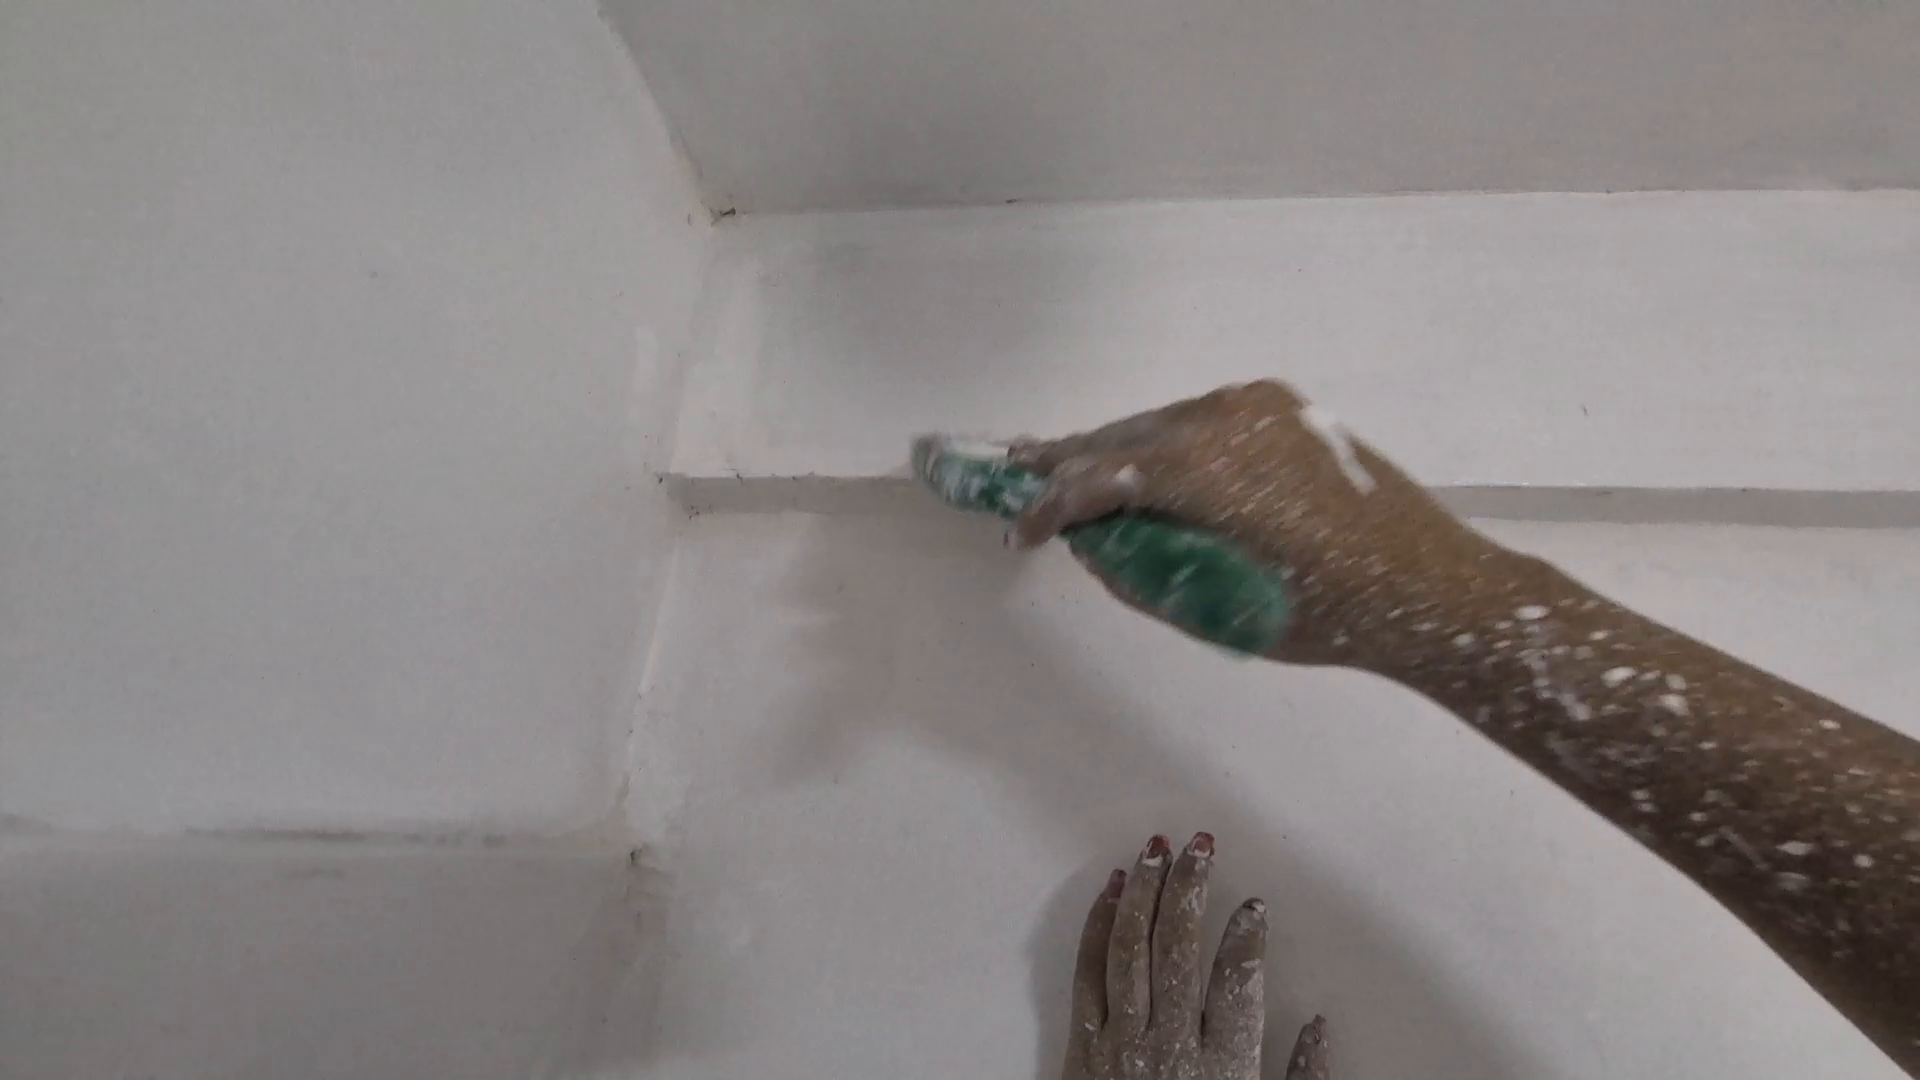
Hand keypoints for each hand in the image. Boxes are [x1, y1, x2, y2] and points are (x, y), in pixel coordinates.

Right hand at [1009, 380, 1500, 666]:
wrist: (1433, 590)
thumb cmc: (1320, 615)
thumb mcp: (1210, 606)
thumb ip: (1137, 568)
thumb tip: (1093, 542)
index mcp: (1201, 467)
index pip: (1100, 479)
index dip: (1050, 505)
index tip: (1019, 528)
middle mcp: (1220, 416)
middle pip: (1121, 438)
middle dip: (1066, 461)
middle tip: (1016, 467)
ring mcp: (1254, 405)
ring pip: (1158, 425)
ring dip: (1113, 450)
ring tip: (1067, 465)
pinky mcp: (1279, 408)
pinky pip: (1198, 423)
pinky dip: (1161, 444)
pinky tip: (1141, 461)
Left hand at [1062, 832, 1330, 1079]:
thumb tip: (1320, 1026)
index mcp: (1222, 1070)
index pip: (1237, 982)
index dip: (1246, 937)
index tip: (1254, 905)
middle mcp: (1168, 1044)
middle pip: (1178, 947)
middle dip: (1191, 888)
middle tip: (1201, 846)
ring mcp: (1120, 1038)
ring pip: (1130, 946)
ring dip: (1145, 891)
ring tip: (1157, 848)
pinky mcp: (1083, 1040)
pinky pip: (1087, 969)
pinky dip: (1097, 923)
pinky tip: (1112, 887)